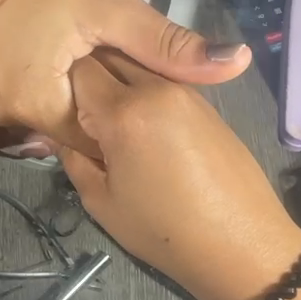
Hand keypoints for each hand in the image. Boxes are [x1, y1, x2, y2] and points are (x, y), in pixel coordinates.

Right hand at [0, 0, 252, 157]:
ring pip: (34, 128)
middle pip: (60, 137)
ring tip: (76, 79)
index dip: (118, 131)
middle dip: (88, 121)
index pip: (90, 144)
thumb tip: (238, 65)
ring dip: (60, 112)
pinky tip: (46, 76)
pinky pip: (9, 115)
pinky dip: (33, 103)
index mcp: (37, 103)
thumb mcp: (112, 6)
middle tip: (107, 84)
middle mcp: (1, 117)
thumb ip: (169, 46)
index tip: (137, 114)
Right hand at [59, 51, 300, 299]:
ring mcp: (187, 92)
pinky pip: (163, 85)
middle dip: (89, 77)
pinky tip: (144, 135)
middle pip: (110, 57)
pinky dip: (143, 97)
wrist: (241, 242)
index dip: (62, 85)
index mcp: (124, 112)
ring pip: (138, 67)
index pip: (78, 70)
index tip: (60, 111)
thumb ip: (73, 158)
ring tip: (112, 127)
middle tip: (81, 115)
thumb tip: (60, 135)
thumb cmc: (163, 230)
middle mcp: (156, 89)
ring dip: (117, 85)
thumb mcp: (100, 201)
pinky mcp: (207, 104)